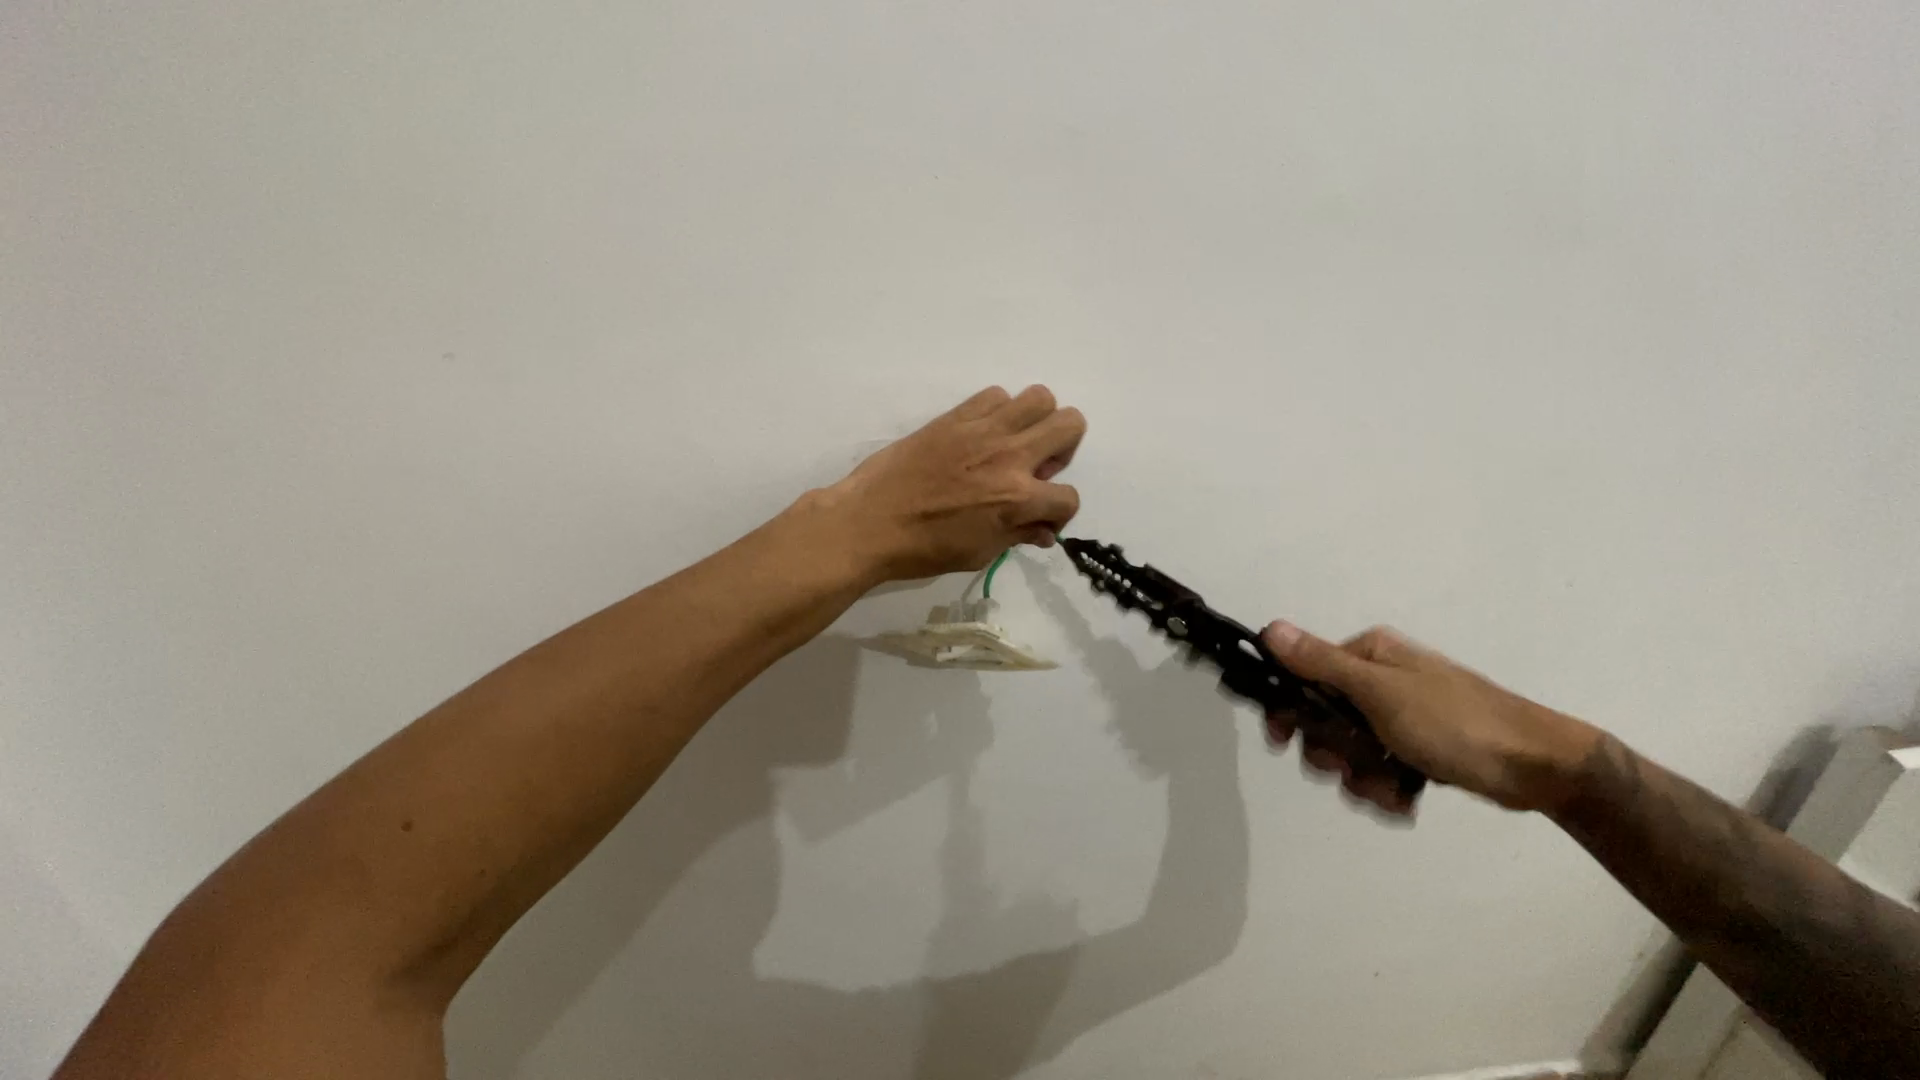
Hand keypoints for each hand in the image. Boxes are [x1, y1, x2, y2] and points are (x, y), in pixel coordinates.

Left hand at [805, 385, 1085, 581]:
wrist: (869, 523)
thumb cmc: (924, 549)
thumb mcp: (979, 552)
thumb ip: (1018, 535)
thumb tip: (1043, 530)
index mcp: (1017, 499)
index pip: (1068, 497)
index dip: (1059, 512)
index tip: (1039, 518)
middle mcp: (1009, 456)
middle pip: (1070, 425)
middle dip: (1063, 449)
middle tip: (1037, 468)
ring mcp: (982, 431)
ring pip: (1039, 398)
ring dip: (1036, 421)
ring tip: (1014, 444)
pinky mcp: (955, 417)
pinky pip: (994, 395)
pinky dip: (998, 411)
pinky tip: (981, 435)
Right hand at [1259, 621, 1602, 814]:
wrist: (1540, 767)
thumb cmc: (1455, 722)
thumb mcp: (1380, 692)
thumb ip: (1321, 664)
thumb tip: (1269, 628)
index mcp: (1368, 656)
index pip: (1303, 675)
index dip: (1288, 710)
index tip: (1282, 742)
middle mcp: (1380, 679)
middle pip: (1323, 719)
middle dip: (1333, 753)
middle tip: (1350, 767)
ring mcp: (1401, 715)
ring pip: (1350, 752)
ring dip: (1362, 779)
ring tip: (1390, 791)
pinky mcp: (1419, 748)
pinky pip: (1380, 769)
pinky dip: (1386, 788)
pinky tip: (1404, 800)